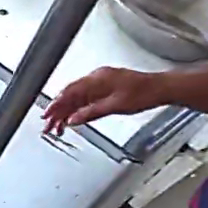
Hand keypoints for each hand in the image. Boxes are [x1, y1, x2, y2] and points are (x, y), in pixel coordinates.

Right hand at [43, 67, 174, 133]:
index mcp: (97, 79)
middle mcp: (97, 79)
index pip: (70, 92)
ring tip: (58, 127)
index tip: (46, 116)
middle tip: (48, 126)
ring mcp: (101, 84)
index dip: (56, 105)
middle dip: (58, 112)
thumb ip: (91, 113)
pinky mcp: (106, 90)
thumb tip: (73, 120)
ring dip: (66, 113)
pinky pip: (86, 100)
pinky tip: (73, 119)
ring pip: (77, 99)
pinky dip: (77, 110)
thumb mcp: (115, 106)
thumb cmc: (144, 92)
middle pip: (70, 96)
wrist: (162, 89)